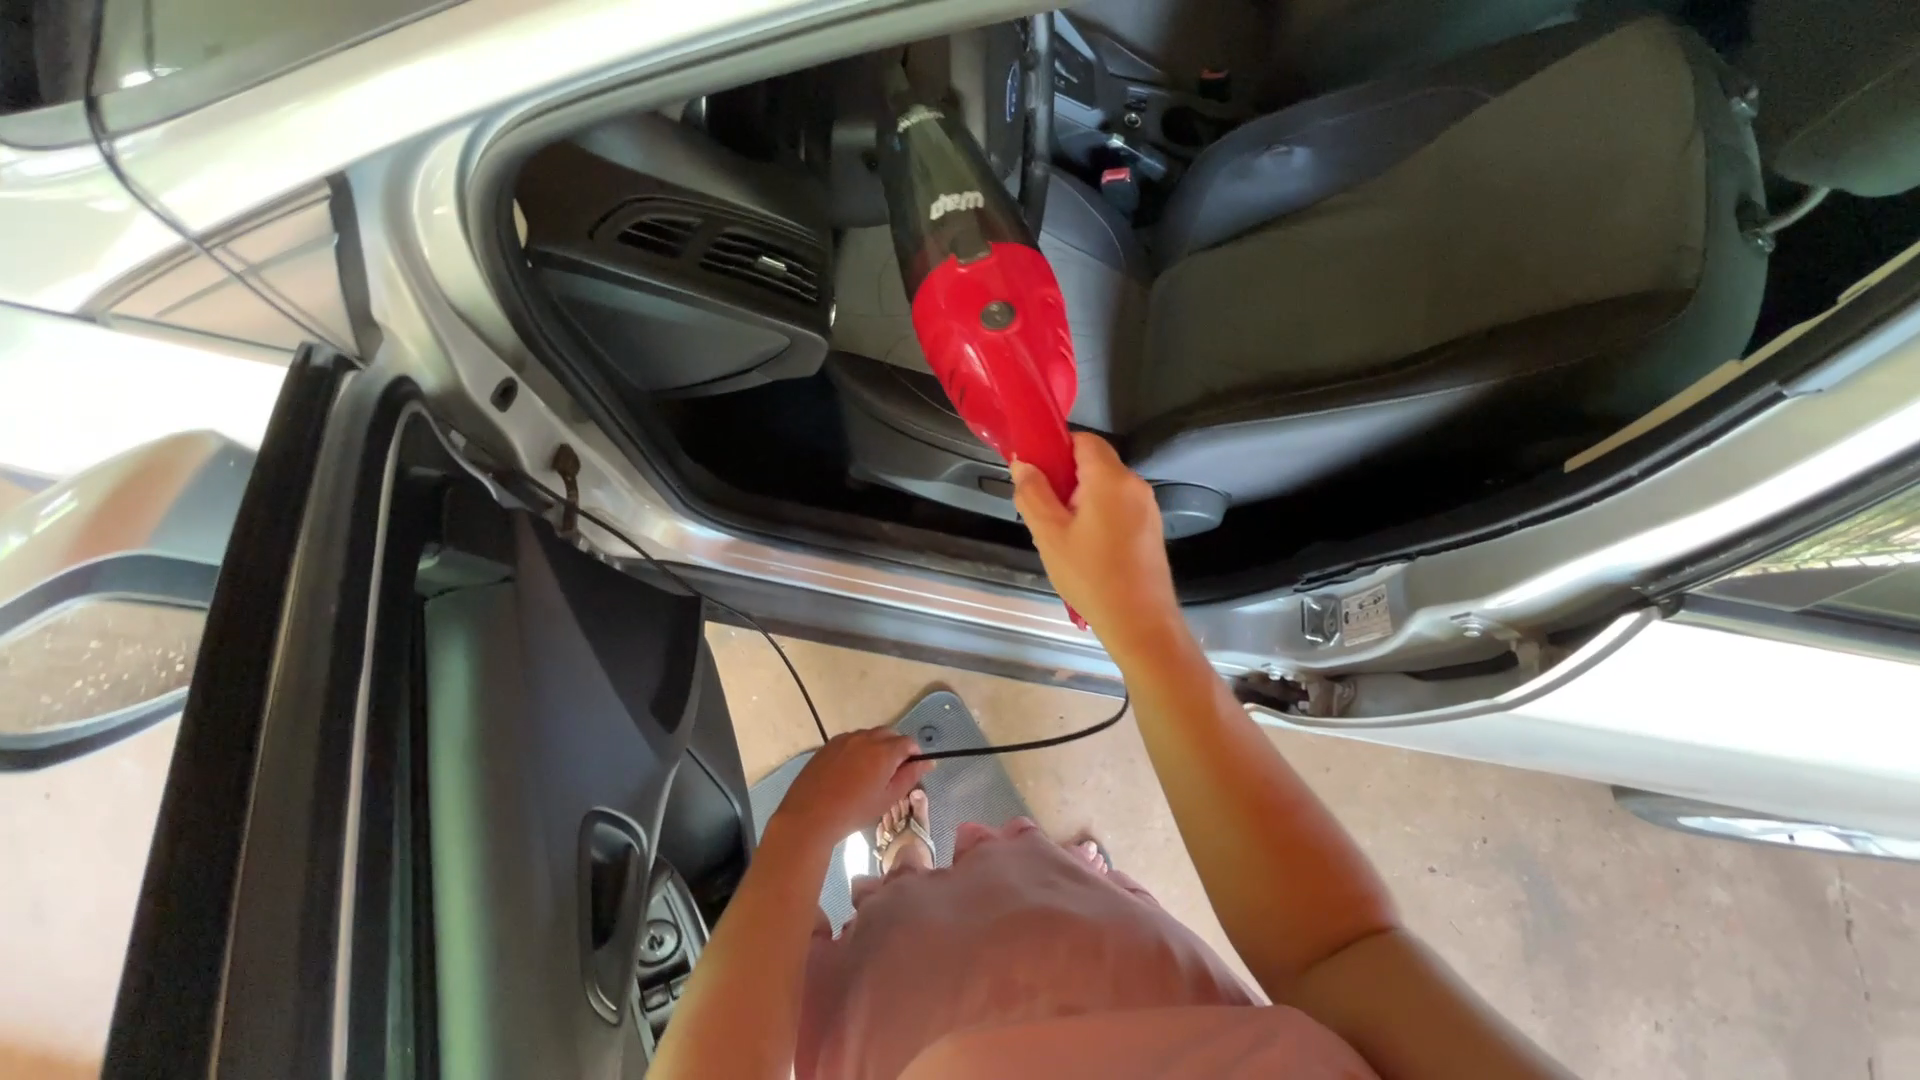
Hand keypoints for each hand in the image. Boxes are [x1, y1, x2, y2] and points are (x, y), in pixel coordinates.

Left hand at [767, 727, 933, 849]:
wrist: (810, 816)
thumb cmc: (854, 811)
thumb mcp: (888, 798)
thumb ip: (910, 777)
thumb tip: (928, 762)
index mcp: (884, 751)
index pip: (908, 742)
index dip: (914, 754)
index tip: (910, 770)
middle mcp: (865, 738)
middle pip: (889, 734)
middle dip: (895, 748)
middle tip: (891, 772)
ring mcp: (844, 739)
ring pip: (869, 736)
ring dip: (876, 747)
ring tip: (869, 773)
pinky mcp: (828, 745)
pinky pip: (850, 740)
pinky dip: (857, 749)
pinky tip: (849, 771)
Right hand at [1011, 432, 1183, 657]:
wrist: (1140, 622)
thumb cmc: (1090, 576)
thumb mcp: (1049, 535)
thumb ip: (1032, 494)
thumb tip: (1023, 464)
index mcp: (1111, 478)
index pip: (1083, 440)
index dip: (1056, 449)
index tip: (1036, 476)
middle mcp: (1135, 485)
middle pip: (1094, 464)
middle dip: (1065, 480)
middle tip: (1044, 513)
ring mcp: (1147, 508)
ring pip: (1105, 489)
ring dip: (1079, 501)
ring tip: (1062, 537)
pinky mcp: (1151, 530)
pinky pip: (1118, 509)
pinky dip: (1097, 517)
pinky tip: (1084, 550)